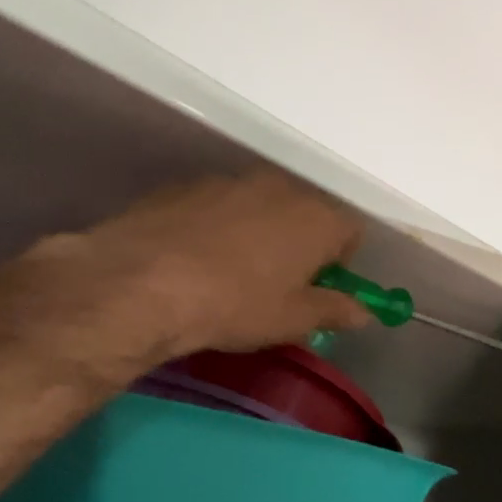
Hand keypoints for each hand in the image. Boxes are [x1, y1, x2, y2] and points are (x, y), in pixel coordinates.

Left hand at [9, 171, 373, 360]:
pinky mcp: (183, 186)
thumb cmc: (236, 304)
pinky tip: (194, 261)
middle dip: (300, 243)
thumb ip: (336, 311)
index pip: (351, 232)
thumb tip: (363, 313)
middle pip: (305, 213)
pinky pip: (217, 207)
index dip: (340, 262)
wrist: (138, 284)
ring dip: (258, 233)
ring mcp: (229, 182)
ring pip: (260, 207)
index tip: (318, 289)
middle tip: (278, 283)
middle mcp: (281, 188)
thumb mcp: (294, 320)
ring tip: (231, 273)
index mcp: (319, 218)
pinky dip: (216, 227)